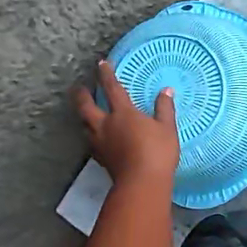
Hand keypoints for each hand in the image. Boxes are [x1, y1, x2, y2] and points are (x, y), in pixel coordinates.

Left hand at [72, 61, 178, 188]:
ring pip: (85, 125)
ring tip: (86, 113)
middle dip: (82, 95)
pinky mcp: (101, 158)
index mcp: (123, 114)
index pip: (113, 89)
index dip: (106, 75)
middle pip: (86, 106)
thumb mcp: (167, 128)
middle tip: (79, 89)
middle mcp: (106, 125)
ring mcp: (100, 142)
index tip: (101, 64)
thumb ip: (164, 109)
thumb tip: (166, 91)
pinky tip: (97, 138)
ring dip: (84, 116)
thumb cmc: (157, 152)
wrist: (142, 182)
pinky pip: (91, 141)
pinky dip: (92, 135)